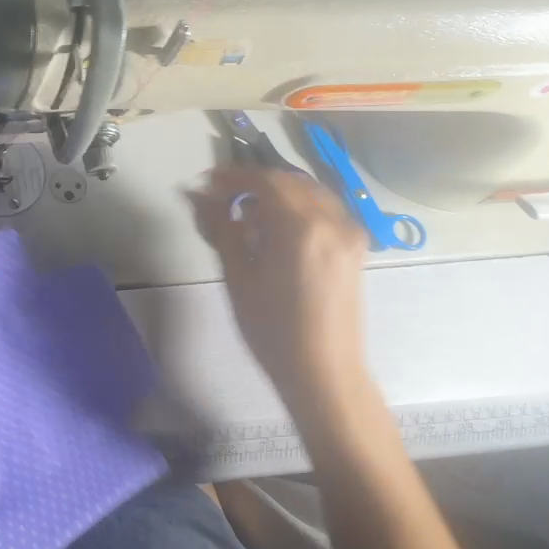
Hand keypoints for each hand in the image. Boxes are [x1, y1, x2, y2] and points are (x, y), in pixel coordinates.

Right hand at [190, 166, 369, 403]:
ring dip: (274, 193)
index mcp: (301, 227)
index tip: (204, 185)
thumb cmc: (272, 329)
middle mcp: (331, 220)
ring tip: (245, 215)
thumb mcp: (238, 276)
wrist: (324, 372)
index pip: (263, 180)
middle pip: (287, 181)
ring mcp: (349, 233)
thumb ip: (220, 227)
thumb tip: (194, 194)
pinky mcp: (354, 247)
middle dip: (251, 183)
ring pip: (308, 192)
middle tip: (219, 199)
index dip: (231, 177)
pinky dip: (296, 207)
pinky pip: (323, 209)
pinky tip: (274, 230)